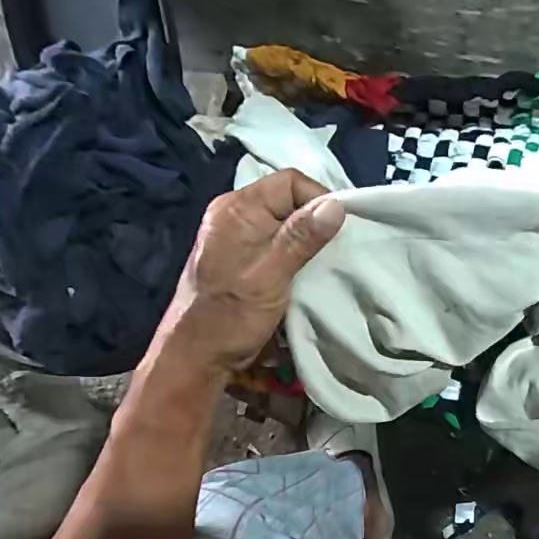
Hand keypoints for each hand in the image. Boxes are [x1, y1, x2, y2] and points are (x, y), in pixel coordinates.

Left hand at [148, 170, 345, 376]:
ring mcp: (238, 236)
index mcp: (237, 209)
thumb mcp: (269, 276)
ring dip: (309, 240)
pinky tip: (309, 271)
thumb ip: (300, 239)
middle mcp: (235, 214)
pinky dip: (297, 252)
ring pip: (286, 222)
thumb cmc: (229, 317)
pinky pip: (278, 241)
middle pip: (289, 199)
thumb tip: (337, 205)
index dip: (320, 199)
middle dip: (317, 221)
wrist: (197, 357)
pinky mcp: (244, 257)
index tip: (342, 230)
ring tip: (327, 261)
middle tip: (338, 249)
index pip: (290, 182)